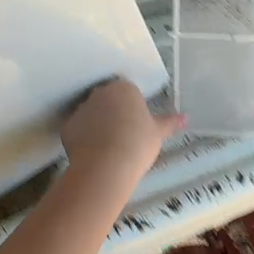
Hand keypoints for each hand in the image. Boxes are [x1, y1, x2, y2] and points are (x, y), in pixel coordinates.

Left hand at [59, 79, 181, 176]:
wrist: (107, 165)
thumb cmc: (138, 144)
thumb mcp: (158, 133)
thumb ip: (169, 123)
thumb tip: (185, 117)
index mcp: (123, 88)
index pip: (127, 91)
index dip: (131, 107)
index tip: (135, 123)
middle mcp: (100, 92)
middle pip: (106, 98)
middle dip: (112, 111)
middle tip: (122, 132)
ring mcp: (81, 108)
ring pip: (90, 112)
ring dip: (96, 123)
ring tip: (106, 145)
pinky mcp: (68, 125)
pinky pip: (77, 128)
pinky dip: (82, 137)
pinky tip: (91, 152)